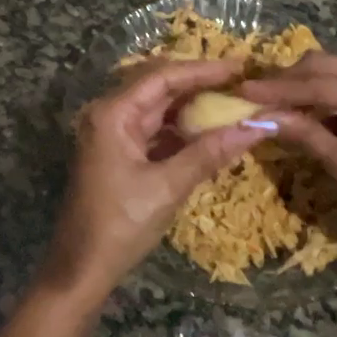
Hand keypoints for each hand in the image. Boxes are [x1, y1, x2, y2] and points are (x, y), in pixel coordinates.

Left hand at [43, 58, 276, 296]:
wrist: (81, 269)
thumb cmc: (120, 225)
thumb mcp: (168, 187)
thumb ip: (209, 153)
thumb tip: (255, 127)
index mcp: (113, 113)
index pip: (163, 77)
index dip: (203, 70)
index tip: (240, 67)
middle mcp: (110, 113)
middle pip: (160, 87)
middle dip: (200, 83)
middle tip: (241, 80)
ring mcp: (113, 132)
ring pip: (159, 108)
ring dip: (193, 106)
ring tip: (232, 101)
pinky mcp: (120, 152)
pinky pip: (154, 129)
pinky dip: (181, 129)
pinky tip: (209, 130)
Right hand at [239, 53, 336, 255]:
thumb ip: (306, 135)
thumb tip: (259, 116)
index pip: (319, 85)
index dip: (277, 89)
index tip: (241, 90)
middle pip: (325, 67)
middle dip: (287, 81)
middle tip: (250, 93)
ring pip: (333, 73)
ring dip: (301, 86)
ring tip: (267, 102)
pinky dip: (320, 97)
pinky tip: (298, 111)